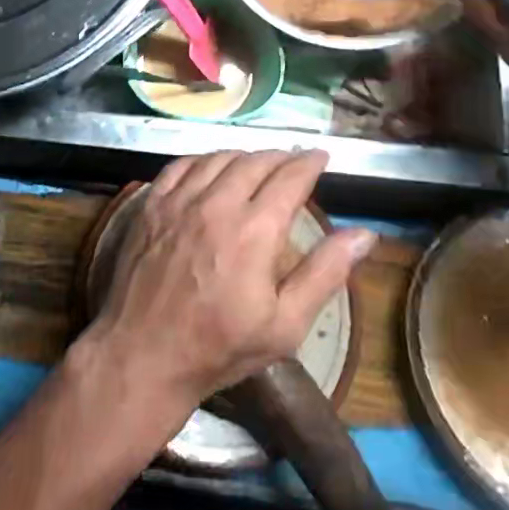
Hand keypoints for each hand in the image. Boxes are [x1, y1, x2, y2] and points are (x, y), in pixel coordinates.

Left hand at [84, 150, 377, 408]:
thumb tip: (365, 235)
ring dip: (243, 156)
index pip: (289, 178)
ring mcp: (177, 202)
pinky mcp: (150, 207)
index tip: (320, 157)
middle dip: (279, 157)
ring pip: (216, 159)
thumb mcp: (285, 324)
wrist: (144, 354)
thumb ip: (325, 274)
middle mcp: (215, 204)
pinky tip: (210, 167)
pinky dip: (202, 160)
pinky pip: (179, 167)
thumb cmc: (219, 347)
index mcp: (253, 230)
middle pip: (253, 162)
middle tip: (292, 162)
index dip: (309, 164)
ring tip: (257, 163)